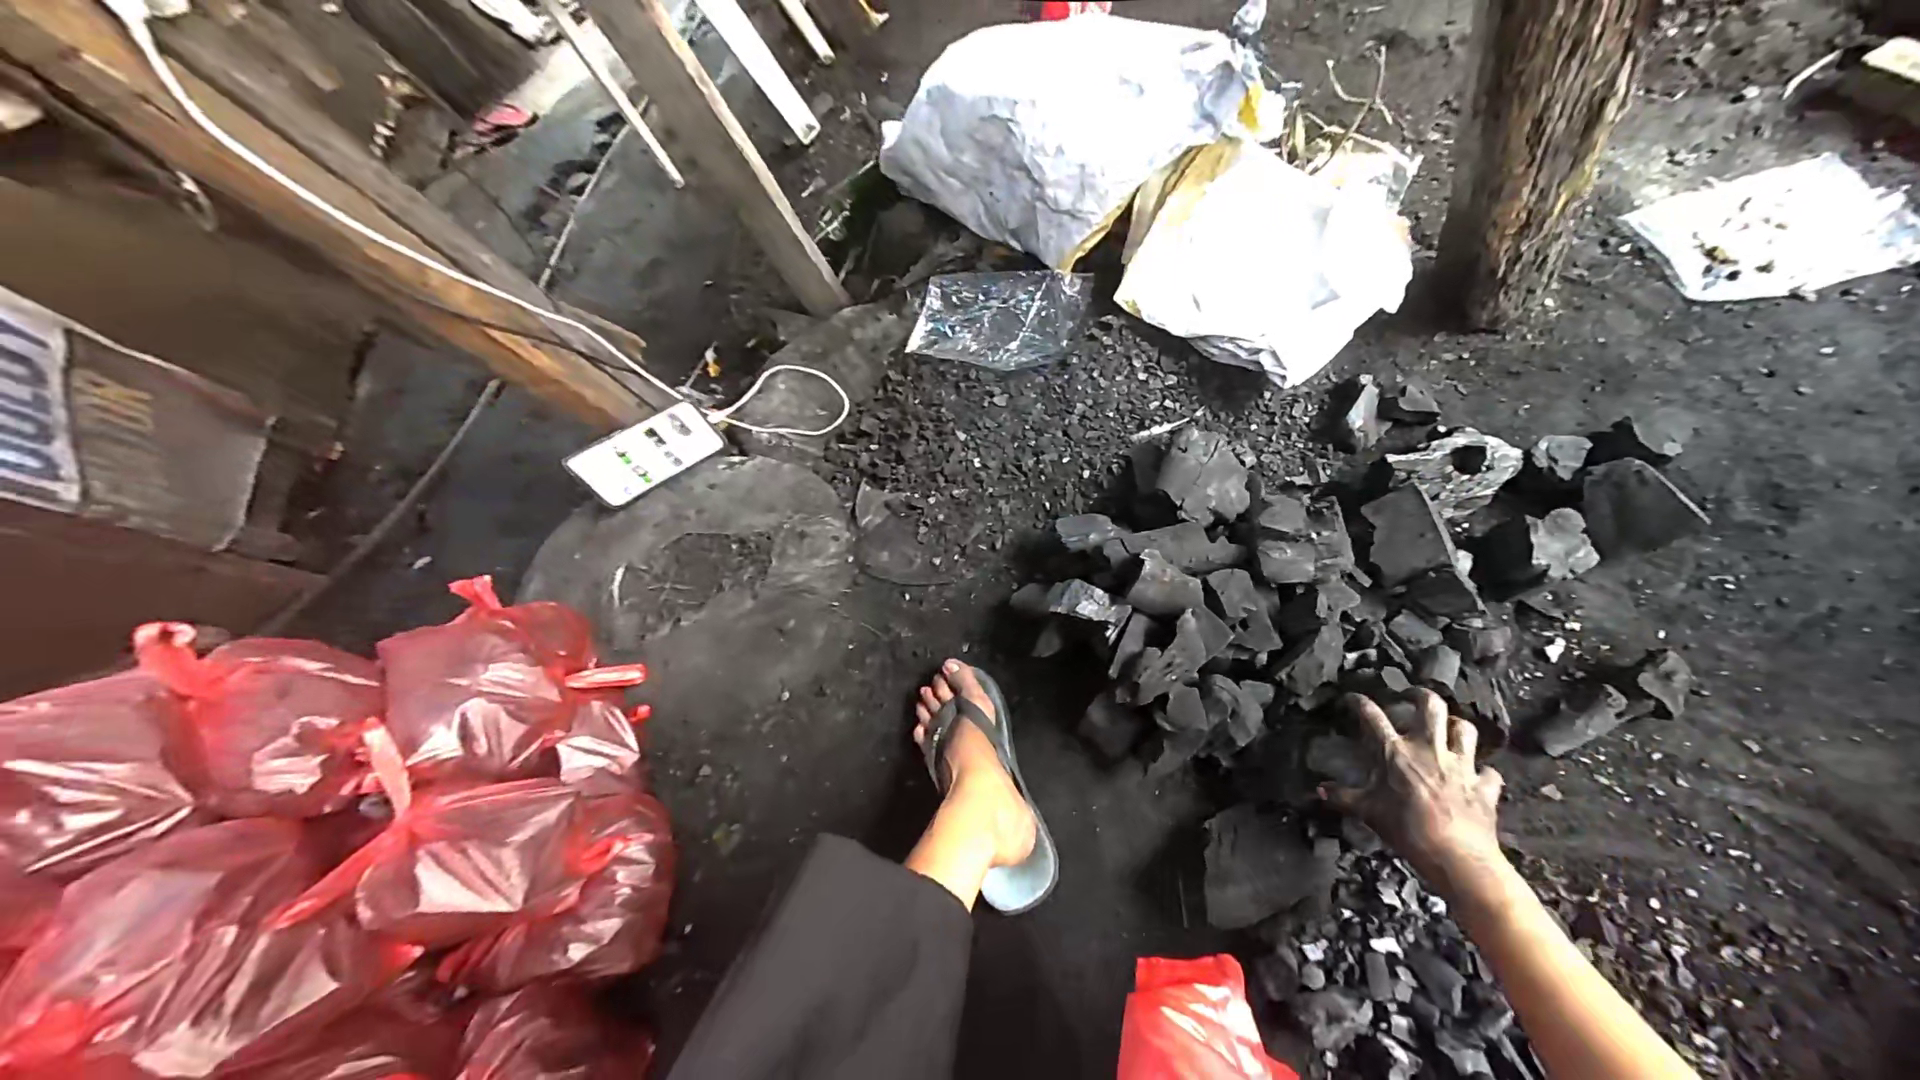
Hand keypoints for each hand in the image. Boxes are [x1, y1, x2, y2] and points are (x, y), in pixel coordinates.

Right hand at [1322, 689, 1507, 901]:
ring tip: (1448, 727)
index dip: (1358, 702)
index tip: (1352, 699)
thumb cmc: (1406, 829)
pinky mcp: (1483, 786)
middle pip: (1431, 706)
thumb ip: (1343, 797)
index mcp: (1395, 752)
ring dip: (1456, 725)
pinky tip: (1477, 776)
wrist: (1457, 856)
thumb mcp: (1367, 812)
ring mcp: (1460, 765)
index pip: (1371, 715)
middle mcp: (1429, 749)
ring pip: (1465, 729)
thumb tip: (1320, 790)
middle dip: (1420, 694)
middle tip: (1411, 695)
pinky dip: (1482, 772)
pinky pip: (1488, 772)